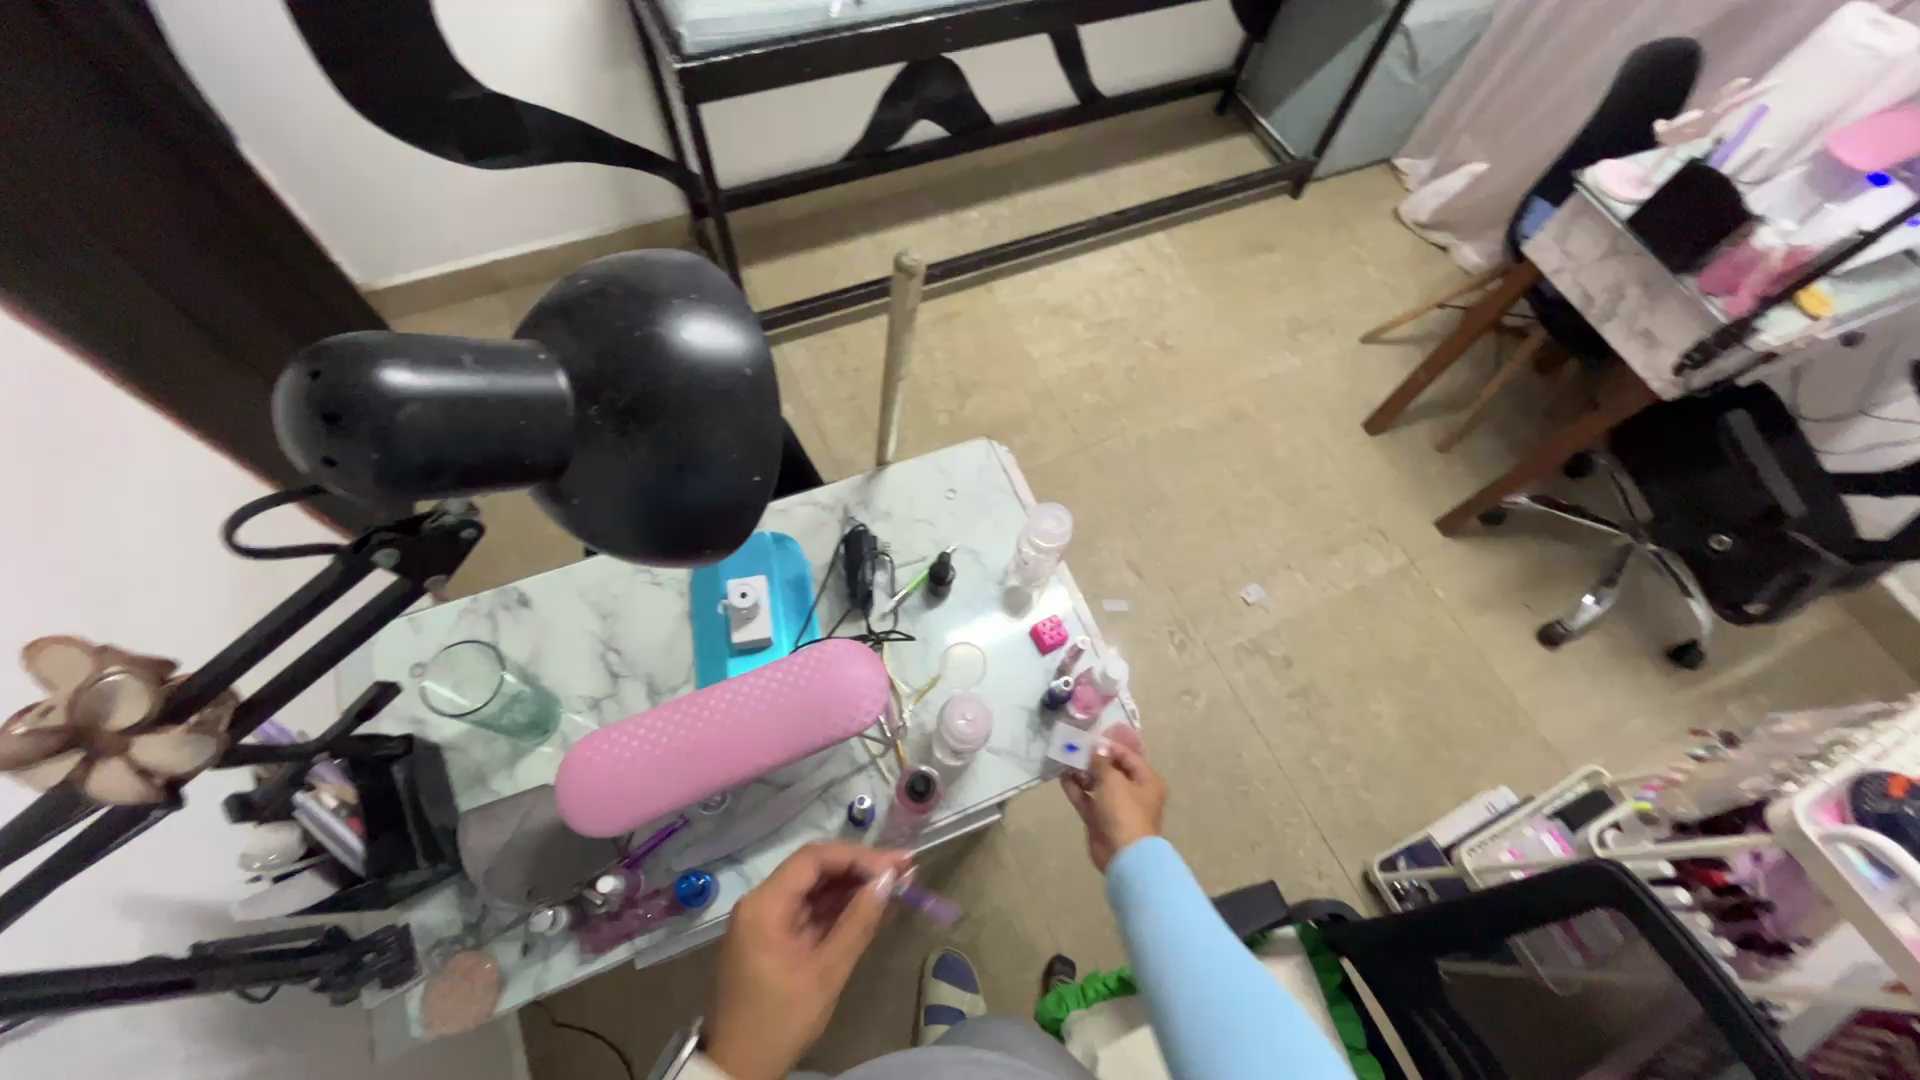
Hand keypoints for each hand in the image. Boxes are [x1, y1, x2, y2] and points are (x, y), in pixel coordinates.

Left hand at [704, 843, 910, 1079]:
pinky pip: (811, 910)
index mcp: (764, 905)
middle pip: (815, 869)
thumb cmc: (780, 1022)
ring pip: (816, 888)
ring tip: (898, 887)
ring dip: (854, 887)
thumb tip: (889, 879)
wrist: (739, 1069)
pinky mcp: (775, 935)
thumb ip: (858, 922)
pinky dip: (841, 909)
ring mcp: (767, 918)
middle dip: (860, 868)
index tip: (896, 865)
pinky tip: (874, 910)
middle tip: (903, 871)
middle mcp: (761, 901)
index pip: (813, 859)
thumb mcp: (826, 973)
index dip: (858, 856)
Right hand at [1061, 731, 1166, 871]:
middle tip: (1074, 747)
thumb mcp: (1113, 781)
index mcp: (1146, 780)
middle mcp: (1134, 791)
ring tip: (1065, 760)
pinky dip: (1076, 789)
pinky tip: (1062, 777)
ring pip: (1098, 785)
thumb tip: (1095, 749)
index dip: (1109, 746)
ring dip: (1082, 773)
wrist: (1123, 855)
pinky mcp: (1100, 819)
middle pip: (1112, 770)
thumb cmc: (1124, 811)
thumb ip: (1101, 762)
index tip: (1089, 738)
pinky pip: (1088, 799)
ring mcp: (1116, 807)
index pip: (1128, 756)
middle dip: (1093, 759)